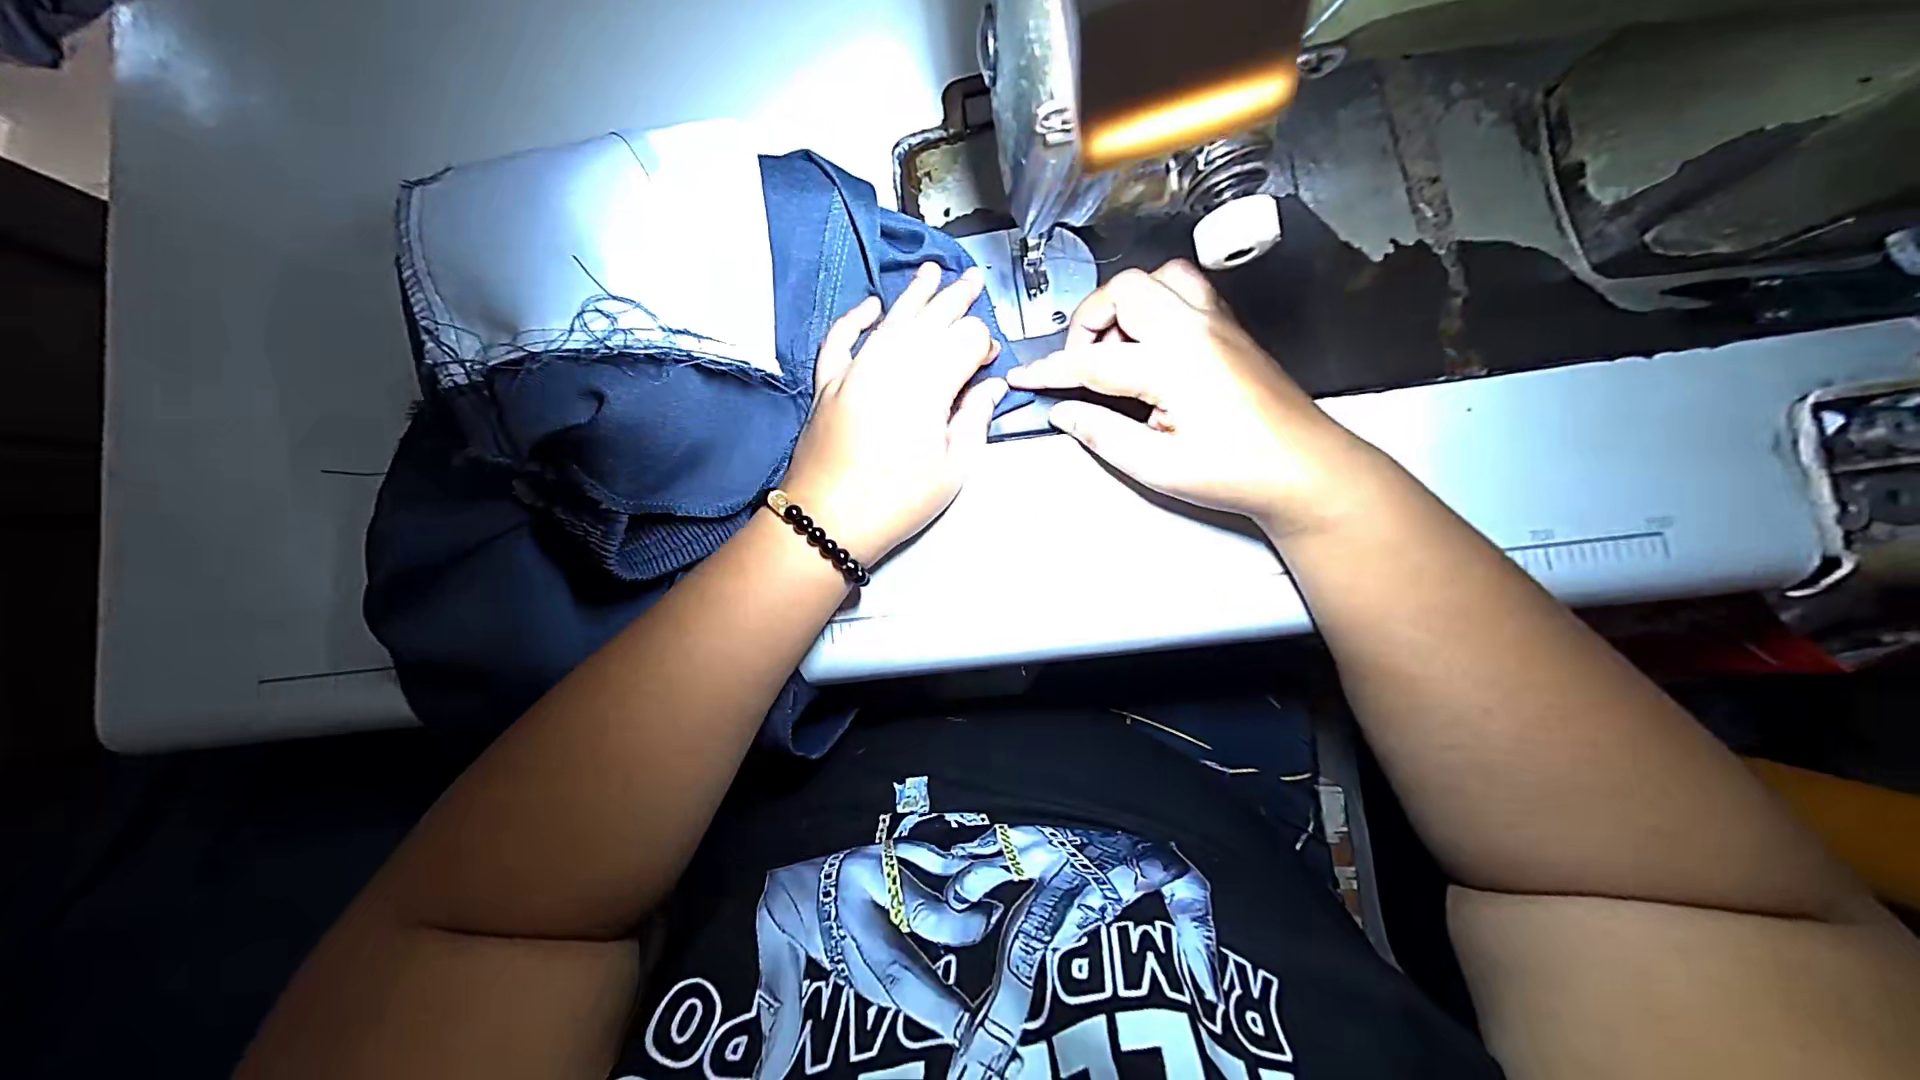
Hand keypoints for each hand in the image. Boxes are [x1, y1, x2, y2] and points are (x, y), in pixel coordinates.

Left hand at [781, 263, 1006, 564]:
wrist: (827, 520)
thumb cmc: (894, 501)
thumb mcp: (953, 467)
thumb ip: (975, 418)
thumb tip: (990, 390)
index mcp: (930, 384)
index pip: (965, 340)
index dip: (983, 343)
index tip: (990, 358)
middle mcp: (892, 365)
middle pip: (932, 318)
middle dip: (956, 299)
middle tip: (973, 282)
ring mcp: (856, 369)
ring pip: (891, 319)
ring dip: (914, 294)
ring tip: (932, 273)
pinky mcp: (829, 381)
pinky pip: (842, 337)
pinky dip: (855, 318)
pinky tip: (870, 306)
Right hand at [1007, 260, 1388, 536]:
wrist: (1304, 469)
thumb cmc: (1243, 471)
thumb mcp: (1157, 466)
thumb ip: (1102, 434)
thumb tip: (1065, 413)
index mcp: (1174, 364)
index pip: (1092, 360)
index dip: (1049, 370)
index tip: (1027, 376)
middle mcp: (1196, 330)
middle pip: (1121, 293)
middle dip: (1087, 324)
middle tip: (1079, 364)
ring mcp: (1217, 323)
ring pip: (1156, 279)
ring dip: (1124, 306)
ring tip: (1115, 348)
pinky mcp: (1230, 328)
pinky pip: (1186, 289)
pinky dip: (1156, 303)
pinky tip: (1150, 342)